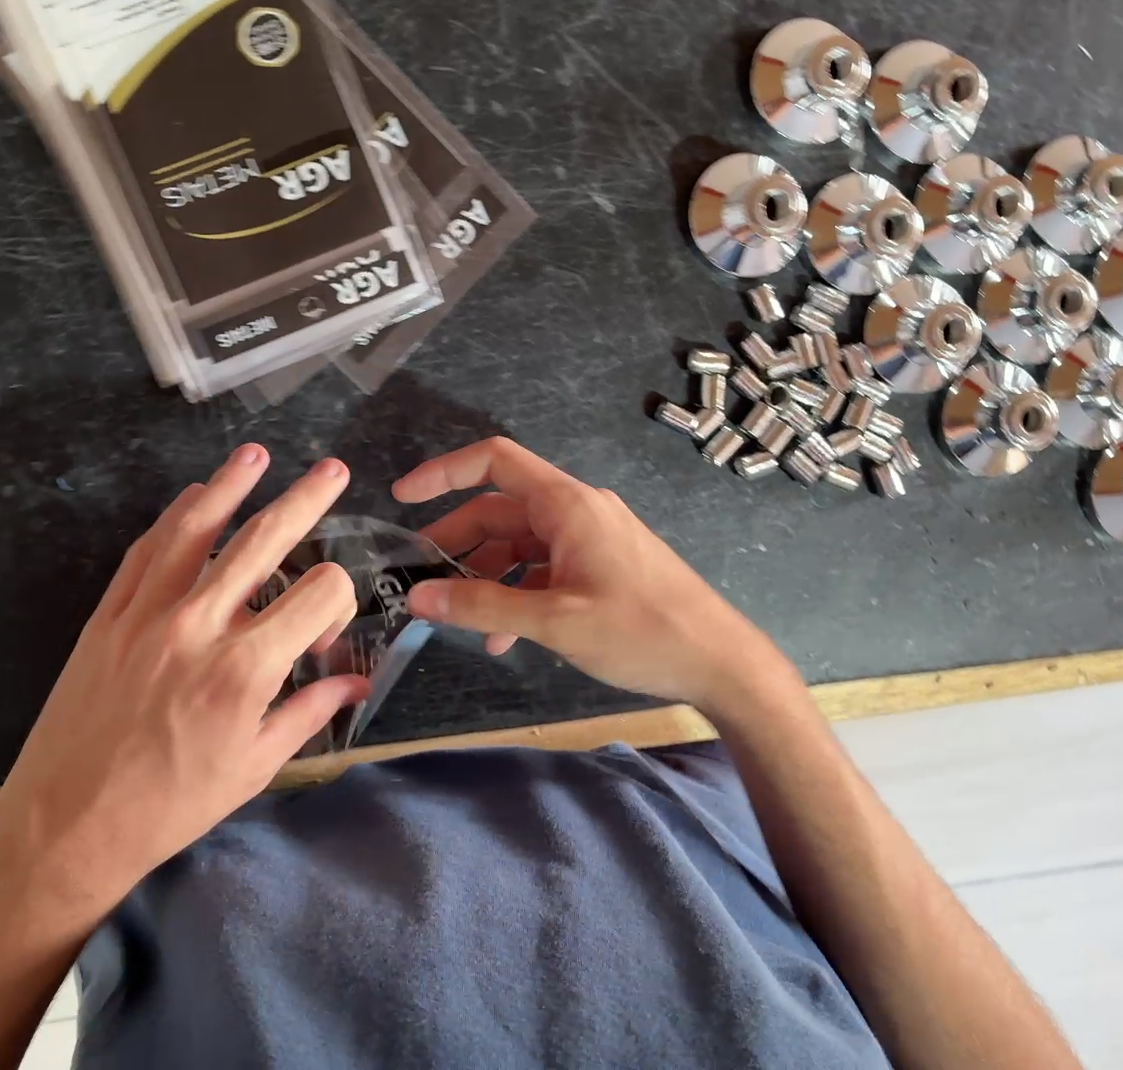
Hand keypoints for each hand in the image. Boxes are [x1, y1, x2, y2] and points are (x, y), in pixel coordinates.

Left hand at [0, 445, 371, 916]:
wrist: (67, 827)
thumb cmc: (173, 805)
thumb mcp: (256, 766)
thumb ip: (310, 711)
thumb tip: (356, 684)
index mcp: (247, 668)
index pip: (318, 593)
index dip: (338, 603)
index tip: (324, 639)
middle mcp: (201, 627)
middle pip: (265, 541)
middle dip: (307, 500)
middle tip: (333, 469)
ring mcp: (147, 615)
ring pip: (197, 529)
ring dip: (232, 485)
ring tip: (257, 455)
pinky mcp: (107, 617)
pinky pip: (145, 551)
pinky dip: (174, 517)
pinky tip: (194, 496)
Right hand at [393, 437, 800, 715]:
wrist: (719, 661)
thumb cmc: (640, 633)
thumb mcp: (555, 621)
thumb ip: (484, 606)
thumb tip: (419, 597)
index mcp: (568, 505)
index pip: (495, 461)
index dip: (444, 472)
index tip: (403, 499)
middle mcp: (578, 511)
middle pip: (502, 510)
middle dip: (458, 541)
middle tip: (420, 578)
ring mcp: (593, 539)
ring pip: (522, 544)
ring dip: (488, 576)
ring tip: (459, 618)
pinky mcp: (602, 567)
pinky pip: (546, 568)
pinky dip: (519, 592)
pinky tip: (503, 637)